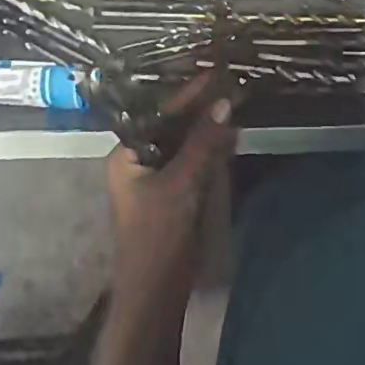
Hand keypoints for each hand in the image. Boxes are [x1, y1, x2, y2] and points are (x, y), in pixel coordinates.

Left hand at [103, 73, 237, 291]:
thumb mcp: (182, 183)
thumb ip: (203, 142)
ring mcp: (158, 178)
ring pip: (186, 142)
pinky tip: (232, 135)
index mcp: (127, 156)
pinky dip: (213, 147)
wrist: (157, 292)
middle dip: (202, 108)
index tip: (215, 72)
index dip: (189, 94)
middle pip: (173, 126)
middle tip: (232, 84)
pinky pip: (195, 160)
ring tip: (237, 102)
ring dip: (210, 126)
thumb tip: (225, 101)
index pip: (160, 114)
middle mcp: (139, 161)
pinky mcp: (175, 193)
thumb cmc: (159, 236)